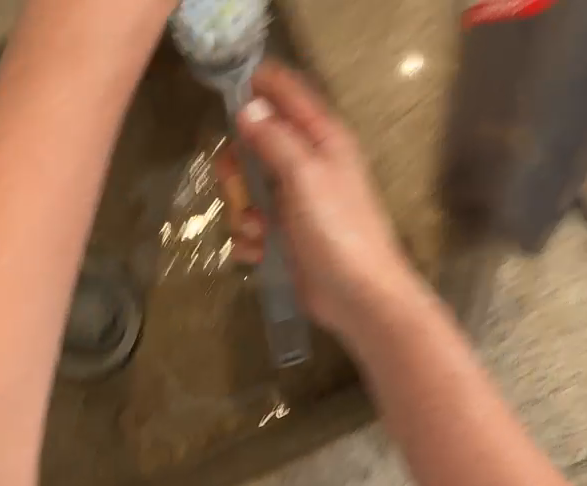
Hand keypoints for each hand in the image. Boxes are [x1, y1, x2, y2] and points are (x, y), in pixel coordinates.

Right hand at [226, 62, 420, 339]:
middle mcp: (308, 167)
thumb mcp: (305, 176)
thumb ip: (274, 140)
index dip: (260, 88)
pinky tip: (258, 254)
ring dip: (243, 212)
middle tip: (232, 182)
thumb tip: (247, 109)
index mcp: (322, 140)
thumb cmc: (338, 231)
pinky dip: (250, 242)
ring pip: (249, 192)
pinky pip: (252, 230)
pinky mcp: (286, 241)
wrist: (356, 295)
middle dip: (237, 167)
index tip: (230, 95)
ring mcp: (295, 206)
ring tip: (257, 231)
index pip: (289, 96)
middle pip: (257, 147)